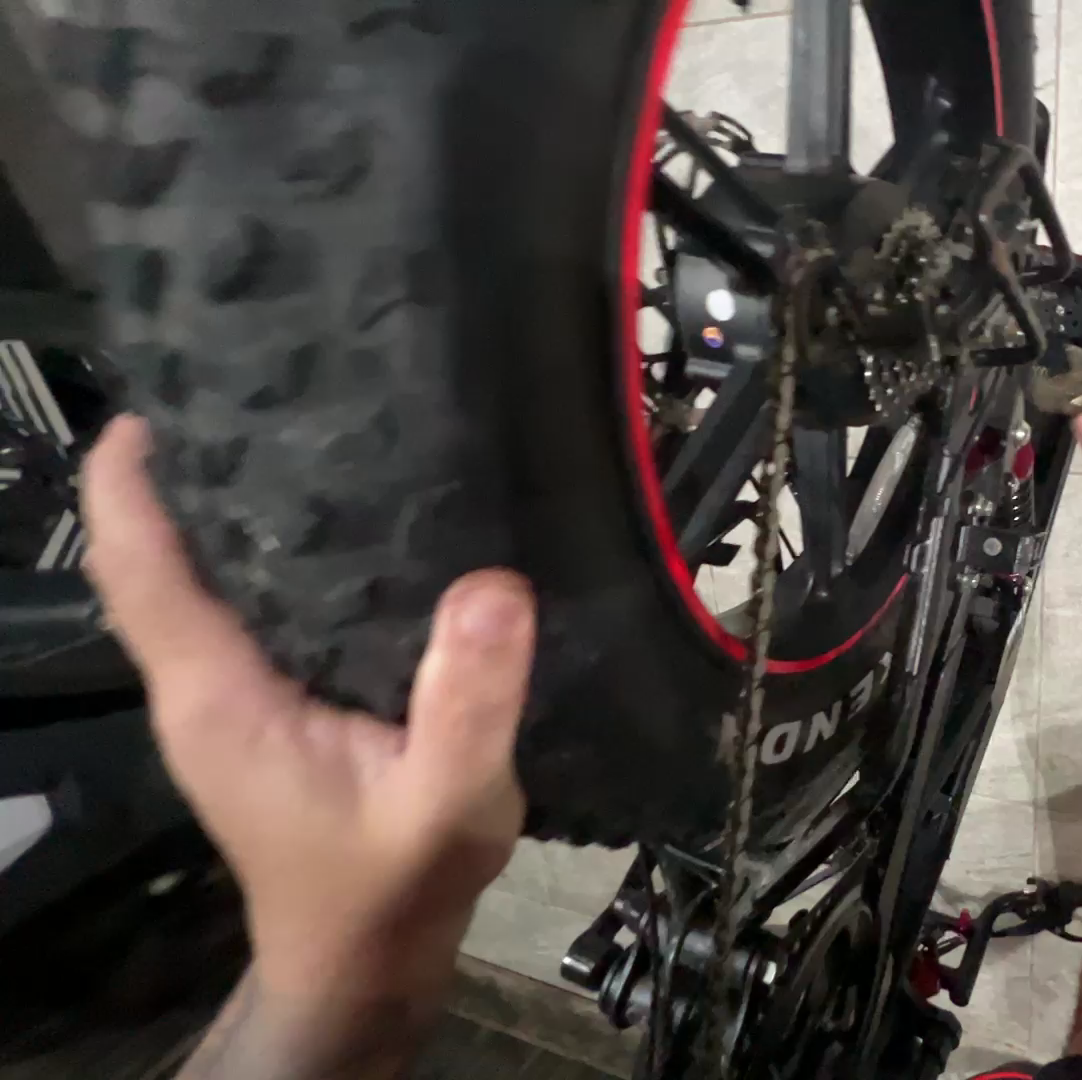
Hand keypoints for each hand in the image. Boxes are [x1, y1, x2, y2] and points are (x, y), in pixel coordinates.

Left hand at [80, 415, 535, 1004]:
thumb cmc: (399, 878)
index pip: (147, 579)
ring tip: (333, 456)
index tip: (160, 411)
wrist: (376, 947)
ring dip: (252, 524)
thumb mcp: (447, 794)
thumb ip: (467, 700)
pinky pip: (282, 622)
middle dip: (200, 485)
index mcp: (224, 699)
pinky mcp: (295, 716)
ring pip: (230, 595)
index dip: (132, 492)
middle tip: (281, 408)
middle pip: (180, 571)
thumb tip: (494, 584)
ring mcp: (255, 707)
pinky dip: (301, 570)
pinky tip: (375, 548)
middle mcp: (219, 692)